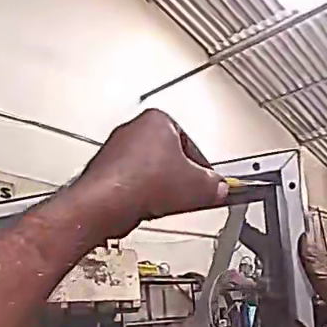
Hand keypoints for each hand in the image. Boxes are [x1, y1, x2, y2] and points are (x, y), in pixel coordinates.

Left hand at [66, 109, 227, 241]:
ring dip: (161, 188)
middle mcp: (134, 129)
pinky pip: (133, 183)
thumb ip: (215, 185)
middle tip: (189, 194)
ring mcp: (117, 150)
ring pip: (150, 171)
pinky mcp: (106, 171)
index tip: (208, 183)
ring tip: (167, 203)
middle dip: (180, 178)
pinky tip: (148, 207)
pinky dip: (142, 195)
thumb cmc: (143, 182)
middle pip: (169, 157)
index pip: (191, 145)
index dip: (202, 169)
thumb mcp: (198, 186)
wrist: (108, 202)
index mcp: (158, 120)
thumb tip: (220, 189)